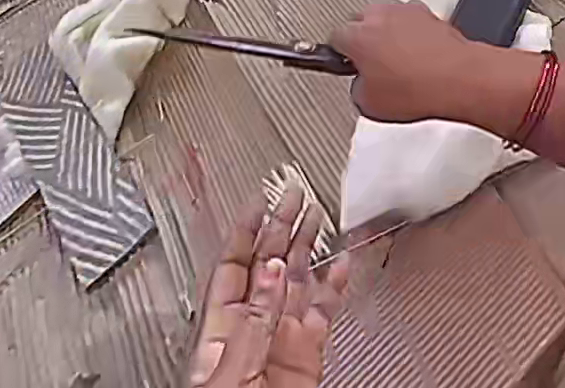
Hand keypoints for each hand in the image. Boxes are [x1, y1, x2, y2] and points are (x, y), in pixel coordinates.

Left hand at [188, 187, 347, 387]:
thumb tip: (270, 270)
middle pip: (267, 263)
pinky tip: (342, 262)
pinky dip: (335, 283)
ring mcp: (282, 337)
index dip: (246, 230)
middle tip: (295, 195)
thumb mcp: (231, 374)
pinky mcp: (308, 351)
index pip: (232, 265)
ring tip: (318, 214)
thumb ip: (255, 321)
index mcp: (222, 328)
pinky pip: (324, 309)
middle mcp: (253, 325)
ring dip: (308, 245)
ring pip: (297, 278)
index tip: (259, 199)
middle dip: (282, 226)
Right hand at [330, 1, 475, 123]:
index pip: (336, 37)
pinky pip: (411, 19)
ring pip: (387, 16)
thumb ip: (356, 86)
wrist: (457, 78)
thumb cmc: (417, 88)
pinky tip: (418, 53)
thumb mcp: (368, 104)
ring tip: (398, 59)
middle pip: (361, 20)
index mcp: (358, 35)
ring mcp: (406, 10)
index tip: (345, 62)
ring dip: (388, 31)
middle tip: (371, 62)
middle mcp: (380, 15)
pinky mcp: (429, 13)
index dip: (340, 53)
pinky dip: (411, 31)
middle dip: (363, 37)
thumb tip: (362, 83)